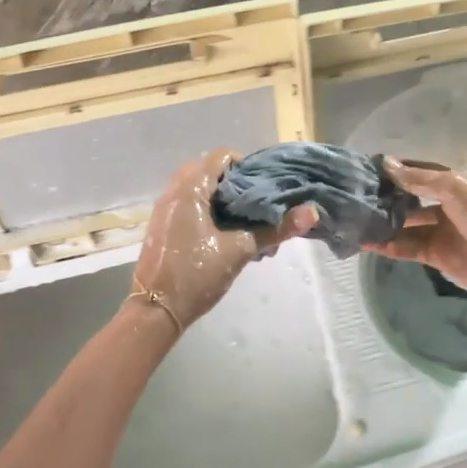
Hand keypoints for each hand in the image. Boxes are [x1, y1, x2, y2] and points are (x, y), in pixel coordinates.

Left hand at [130, 149, 318, 328]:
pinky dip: (207, 211)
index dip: (247, 167)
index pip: (222, 156)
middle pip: (211, 171)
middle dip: (236, 186)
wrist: (154, 311)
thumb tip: (312, 212)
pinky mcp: (162, 225)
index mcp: (191, 188)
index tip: (263, 189)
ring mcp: (165, 208)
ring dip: (222, 201)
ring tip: (245, 225)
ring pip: (199, 189)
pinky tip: (224, 237)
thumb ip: (275, 230)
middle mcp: (174, 190)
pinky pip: (188, 204)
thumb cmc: (196, 275)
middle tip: (257, 208)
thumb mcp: (240, 251)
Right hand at [367, 160, 466, 304]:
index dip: (398, 171)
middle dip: (389, 198)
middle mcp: (448, 205)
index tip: (370, 168)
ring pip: (407, 225)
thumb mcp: (454, 188)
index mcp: (456, 184)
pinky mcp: (438, 257)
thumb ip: (419, 179)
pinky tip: (368, 242)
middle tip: (357, 195)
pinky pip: (409, 247)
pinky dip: (390, 246)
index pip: (421, 173)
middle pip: (412, 199)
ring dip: (386, 223)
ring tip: (356, 219)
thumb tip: (387, 163)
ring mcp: (443, 232)